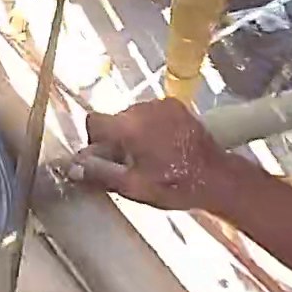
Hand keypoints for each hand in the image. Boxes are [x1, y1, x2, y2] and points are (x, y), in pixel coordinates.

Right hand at [66, 98, 237, 210]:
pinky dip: (153, 125)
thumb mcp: (134, 187)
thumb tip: (73, 168)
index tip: (107, 158)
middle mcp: (140, 108)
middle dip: (118, 139)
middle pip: (115, 119)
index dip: (95, 141)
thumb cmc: (175, 185)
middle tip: (132, 163)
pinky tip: (166, 145)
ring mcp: (159, 103)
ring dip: (136, 132)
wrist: (218, 177)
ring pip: (133, 116)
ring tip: (154, 156)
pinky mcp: (175, 104)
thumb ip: (101, 174)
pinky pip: (152, 112)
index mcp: (127, 127)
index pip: (93, 121)